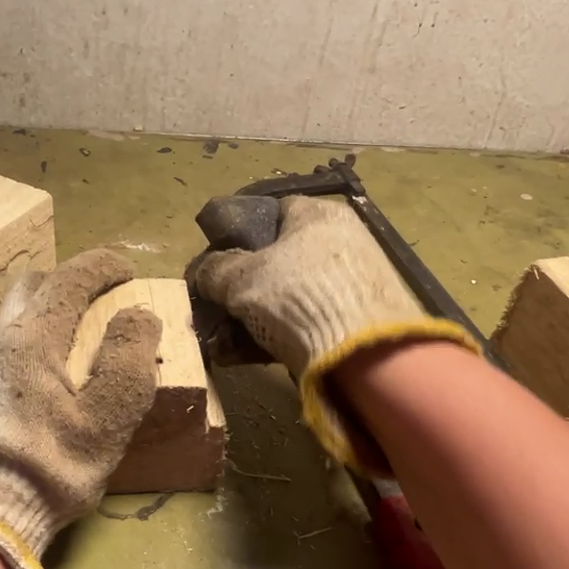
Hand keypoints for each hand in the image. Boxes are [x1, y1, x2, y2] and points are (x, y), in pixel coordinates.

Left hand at [0, 249, 162, 568]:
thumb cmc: (54, 462)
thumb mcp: (109, 415)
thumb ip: (128, 358)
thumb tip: (136, 316)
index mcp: (34, 338)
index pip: (68, 279)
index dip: (101, 266)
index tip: (127, 268)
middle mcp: (1, 341)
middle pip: (32, 287)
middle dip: (68, 281)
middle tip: (99, 297)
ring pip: (15, 316)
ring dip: (49, 311)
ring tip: (80, 334)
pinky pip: (8, 345)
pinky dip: (36, 338)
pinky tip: (52, 372)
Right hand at [188, 196, 477, 470]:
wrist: (365, 357)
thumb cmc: (299, 296)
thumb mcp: (241, 279)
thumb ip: (215, 270)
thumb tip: (203, 270)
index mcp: (319, 215)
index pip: (274, 211)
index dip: (241, 232)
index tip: (217, 259)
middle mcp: (341, 242)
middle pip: (280, 258)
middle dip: (244, 285)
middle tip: (217, 306)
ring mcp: (352, 284)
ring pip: (289, 295)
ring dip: (254, 317)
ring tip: (223, 341)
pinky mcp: (357, 322)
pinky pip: (306, 322)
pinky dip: (276, 335)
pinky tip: (245, 355)